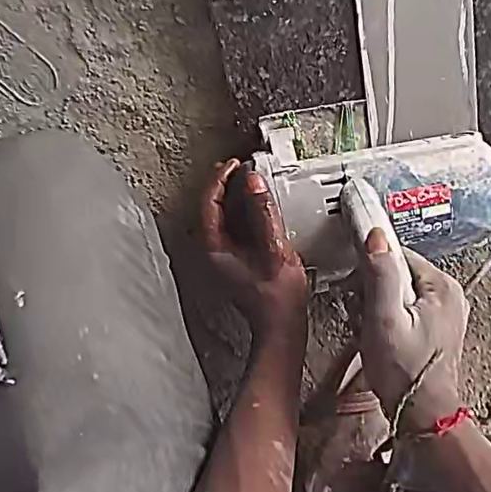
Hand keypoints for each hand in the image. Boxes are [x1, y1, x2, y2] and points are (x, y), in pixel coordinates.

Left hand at [202, 159, 308, 341]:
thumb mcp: (274, 250)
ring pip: (223, 216)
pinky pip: (236, 226)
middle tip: (240, 166)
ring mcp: (226, 255)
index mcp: (216, 247)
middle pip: (213, 206)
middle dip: (225, 183)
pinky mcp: (239, 259)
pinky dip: (244, 210)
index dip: (220, 179)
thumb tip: (255, 183)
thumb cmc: (276, 298)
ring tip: (250, 180)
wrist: (280, 326)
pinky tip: (259, 206)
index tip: (235, 164)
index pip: (210, 202)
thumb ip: (264, 214)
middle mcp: (216, 250)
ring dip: (235, 196)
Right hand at [355, 227, 468, 431]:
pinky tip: (381, 336)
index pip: (398, 254)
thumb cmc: (404, 371)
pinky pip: (405, 309)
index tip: (356, 291)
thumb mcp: (384, 319)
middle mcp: (449, 294)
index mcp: (442, 286)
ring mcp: (445, 312)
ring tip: (372, 330)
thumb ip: (380, 275)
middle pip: (398, 272)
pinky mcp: (437, 327)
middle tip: (365, 317)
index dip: (370, 269)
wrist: (421, 414)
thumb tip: (376, 235)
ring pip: (399, 291)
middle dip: (373, 291)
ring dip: (378, 306)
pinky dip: (388, 318)